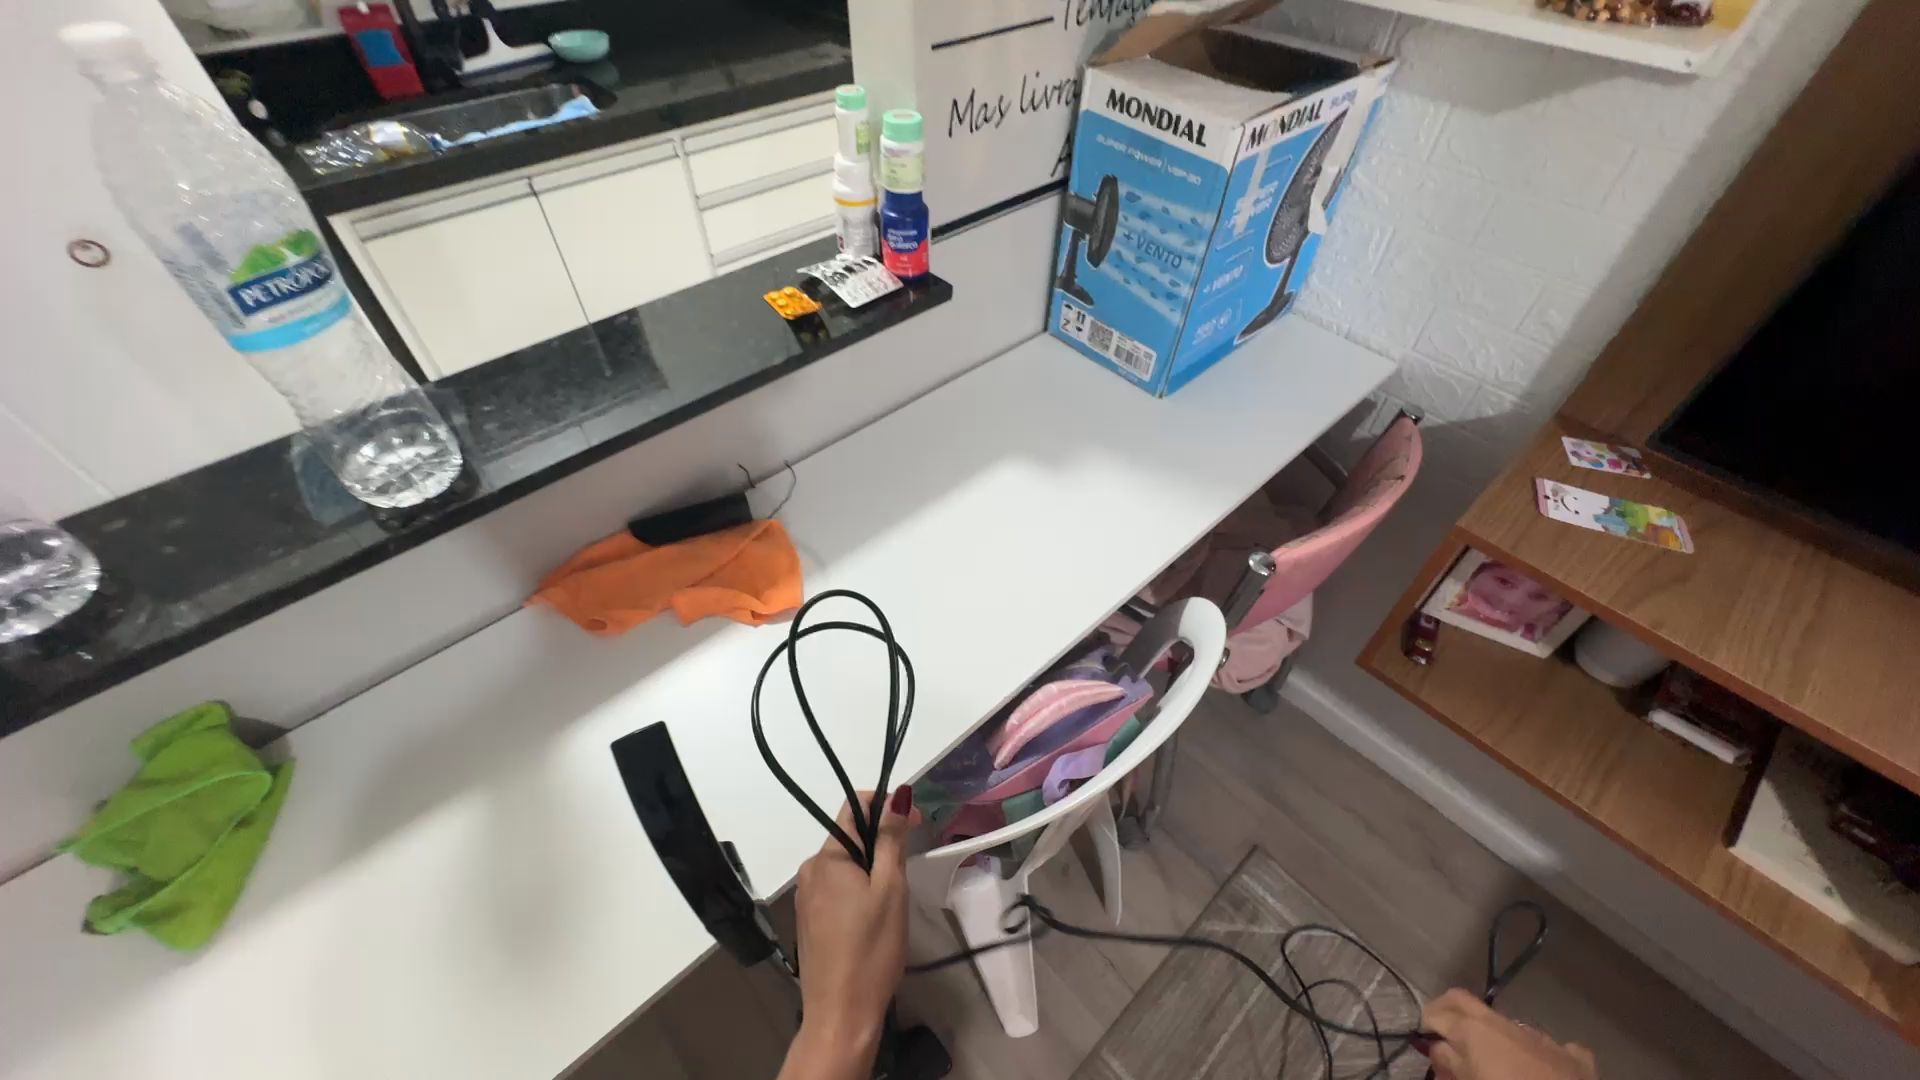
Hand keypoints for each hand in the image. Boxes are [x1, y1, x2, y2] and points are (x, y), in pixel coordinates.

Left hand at [780, 786, 919, 1079]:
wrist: (840, 1016)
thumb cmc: (871, 949)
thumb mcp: (891, 888)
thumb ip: (892, 838)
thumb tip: (898, 794)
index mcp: (827, 857)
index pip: (854, 806)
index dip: (887, 805)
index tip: (916, 823)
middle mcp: (810, 869)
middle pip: (850, 835)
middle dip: (881, 840)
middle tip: (910, 864)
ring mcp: (807, 896)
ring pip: (845, 862)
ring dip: (872, 865)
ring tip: (895, 895)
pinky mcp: (810, 918)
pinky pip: (837, 886)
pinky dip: (859, 887)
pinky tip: (874, 915)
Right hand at [1422, 989, 1597, 1079]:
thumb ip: (1447, 1062)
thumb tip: (1438, 1048)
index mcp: (1472, 1027)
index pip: (1435, 1012)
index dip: (1425, 1024)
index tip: (1423, 1041)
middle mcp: (1502, 1022)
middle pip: (1463, 1001)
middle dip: (1447, 1010)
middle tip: (1441, 1031)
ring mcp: (1540, 1037)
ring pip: (1506, 1023)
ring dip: (1494, 1034)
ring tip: (1492, 1058)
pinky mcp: (1572, 1057)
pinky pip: (1550, 1045)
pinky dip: (1539, 1052)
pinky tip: (1540, 1067)